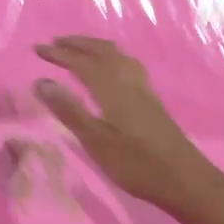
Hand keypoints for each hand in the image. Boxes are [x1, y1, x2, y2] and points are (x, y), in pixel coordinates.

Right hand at [32, 36, 223, 213]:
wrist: (186, 182)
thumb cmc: (136, 164)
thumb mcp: (96, 140)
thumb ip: (68, 109)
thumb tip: (40, 82)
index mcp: (113, 89)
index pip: (82, 62)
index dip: (59, 53)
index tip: (37, 49)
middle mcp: (130, 83)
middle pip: (103, 52)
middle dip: (78, 43)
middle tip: (56, 41)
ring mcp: (144, 91)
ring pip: (119, 57)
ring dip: (96, 48)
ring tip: (80, 49)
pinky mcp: (152, 102)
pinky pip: (128, 66)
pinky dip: (112, 58)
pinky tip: (111, 70)